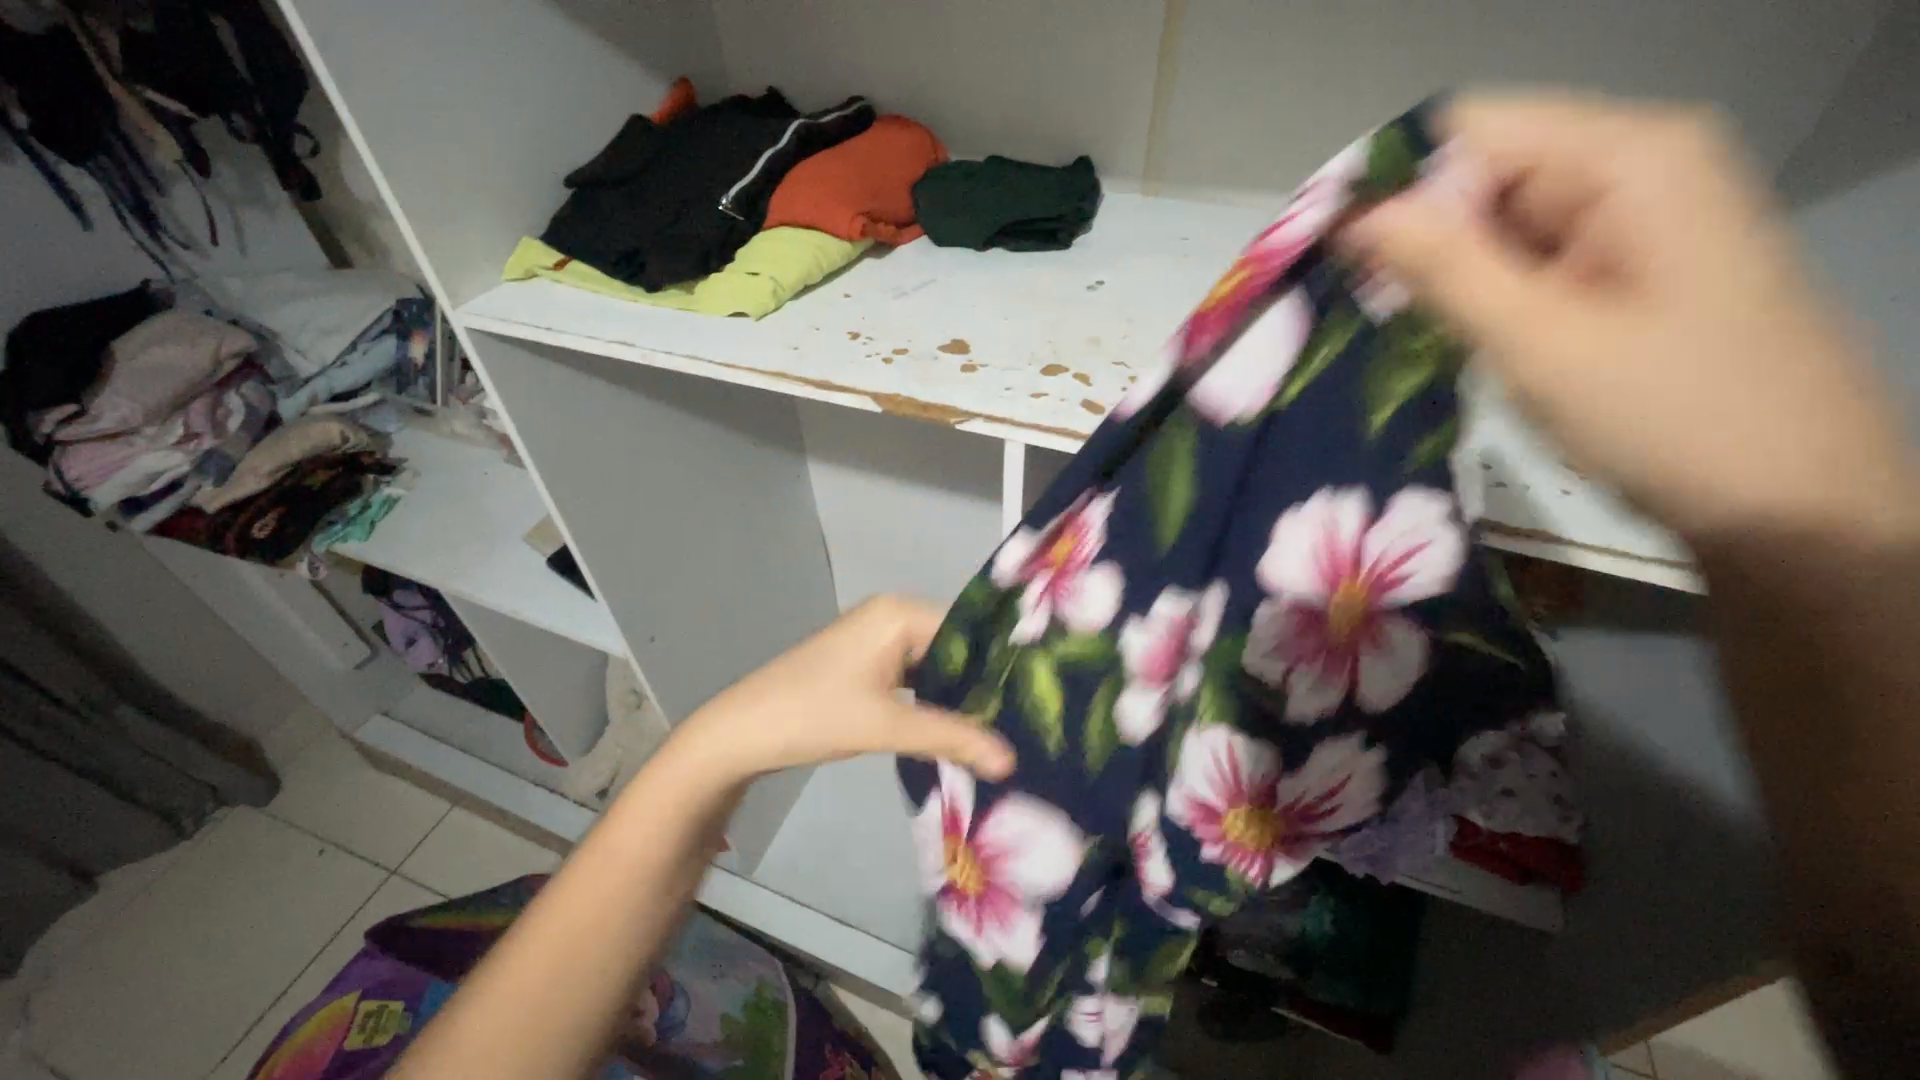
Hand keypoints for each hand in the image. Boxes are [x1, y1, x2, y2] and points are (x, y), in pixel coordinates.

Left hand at [674, 595, 1014, 782]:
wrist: (741, 733)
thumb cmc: (813, 715)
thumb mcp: (887, 726)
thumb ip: (951, 738)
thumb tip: (1011, 760)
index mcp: (898, 613)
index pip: (968, 630)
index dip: (998, 665)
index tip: (1034, 699)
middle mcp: (891, 616)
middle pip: (953, 646)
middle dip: (980, 683)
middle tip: (1024, 720)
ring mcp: (876, 640)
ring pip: (933, 664)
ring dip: (957, 695)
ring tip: (1002, 728)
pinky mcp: (866, 665)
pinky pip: (913, 677)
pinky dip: (932, 700)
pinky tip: (958, 728)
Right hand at [1342, 92, 1918, 540]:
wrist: (1799, 506)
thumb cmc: (1675, 419)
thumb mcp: (1540, 341)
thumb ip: (1441, 267)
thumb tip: (1349, 215)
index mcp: (1628, 157)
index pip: (1467, 131)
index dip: (1388, 182)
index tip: (1326, 252)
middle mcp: (1635, 166)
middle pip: (1482, 171)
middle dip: (1412, 232)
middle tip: (1354, 302)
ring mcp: (1635, 218)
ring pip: (1497, 218)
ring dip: (1441, 269)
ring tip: (1391, 325)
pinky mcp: (1627, 267)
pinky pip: (1526, 257)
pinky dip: (1478, 291)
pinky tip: (1450, 334)